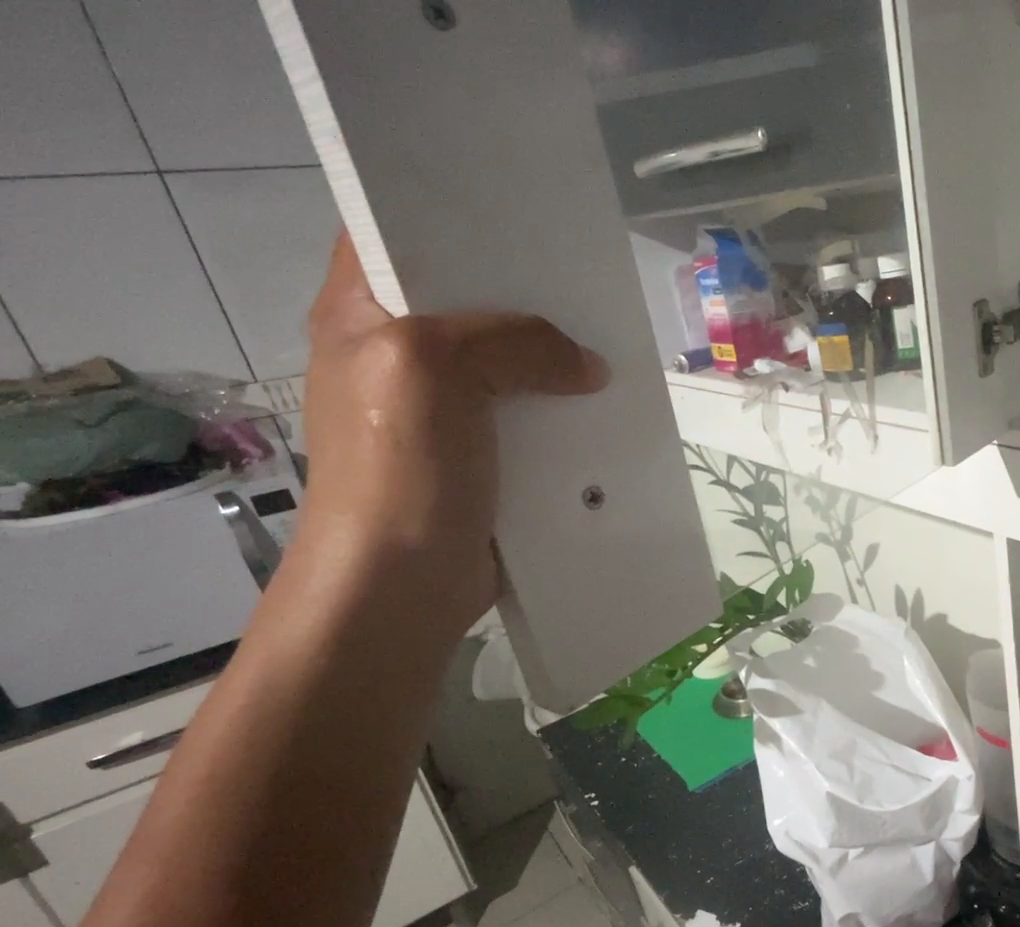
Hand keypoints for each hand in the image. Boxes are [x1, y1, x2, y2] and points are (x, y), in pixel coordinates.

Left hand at [296, 233, 609, 625]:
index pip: (394, 232)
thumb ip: (517, 341)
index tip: (520, 204)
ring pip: (511, 360)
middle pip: (470, 299)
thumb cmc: (397, 465)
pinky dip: (567, 408)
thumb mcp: (436, 366)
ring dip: (557, 356)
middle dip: (530, 290)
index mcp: (362, 312)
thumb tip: (589, 366)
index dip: (449, 210)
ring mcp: (444, 408)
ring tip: (612, 338)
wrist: (401, 584)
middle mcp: (400, 352)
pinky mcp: (483, 455)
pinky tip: (608, 403)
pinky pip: (532, 414)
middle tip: (588, 273)